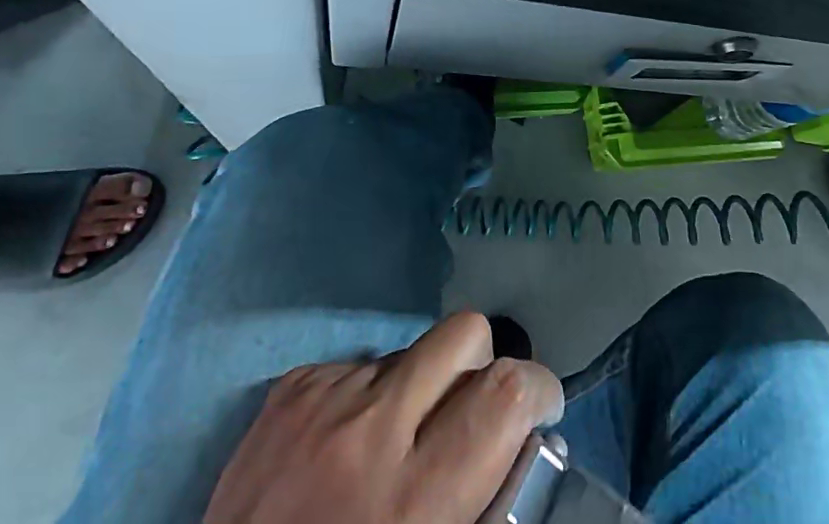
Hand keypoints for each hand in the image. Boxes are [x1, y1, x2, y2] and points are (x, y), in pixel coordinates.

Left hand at [203, 312, 564, 523]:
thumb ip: (487, 496)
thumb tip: (524, 440)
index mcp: (419, 495)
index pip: (507, 390)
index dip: (537, 389)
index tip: (534, 409)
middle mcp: (374, 428)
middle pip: (465, 332)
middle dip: (478, 363)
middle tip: (463, 410)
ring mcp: (328, 397)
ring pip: (412, 348)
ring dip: (418, 384)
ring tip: (389, 441)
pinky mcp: (291, 386)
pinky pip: (360, 362)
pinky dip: (367, 393)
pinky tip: (343, 442)